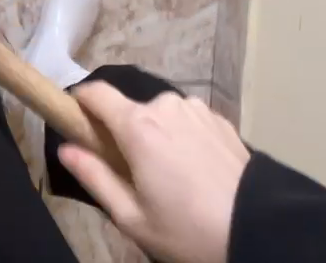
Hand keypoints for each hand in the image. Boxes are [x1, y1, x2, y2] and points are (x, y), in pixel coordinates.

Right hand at [60, 83, 250, 262]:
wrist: (260, 231)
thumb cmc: (188, 231)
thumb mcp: (132, 218)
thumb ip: (94, 177)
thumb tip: (65, 148)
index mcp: (137, 125)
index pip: (96, 93)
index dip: (80, 102)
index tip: (76, 121)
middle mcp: (164, 104)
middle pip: (129, 109)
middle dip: (124, 133)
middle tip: (134, 175)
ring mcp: (194, 108)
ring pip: (160, 115)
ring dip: (156, 136)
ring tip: (172, 178)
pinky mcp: (219, 117)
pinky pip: (186, 120)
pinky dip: (182, 138)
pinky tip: (197, 172)